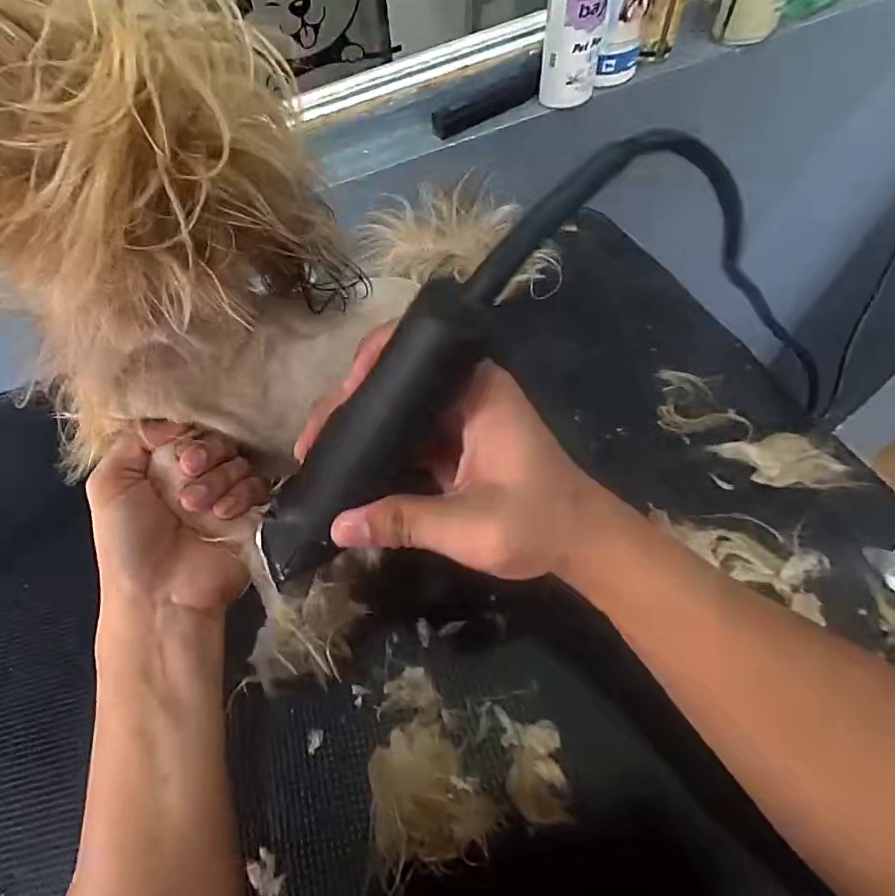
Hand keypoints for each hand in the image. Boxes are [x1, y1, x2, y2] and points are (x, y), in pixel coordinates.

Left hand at [86, 424, 268, 613]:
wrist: (160, 595)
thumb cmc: (127, 543)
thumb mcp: (109, 485)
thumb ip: (133, 440)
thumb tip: (174, 422)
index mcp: (164, 464)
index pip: (188, 428)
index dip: (187, 433)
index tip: (177, 452)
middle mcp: (197, 475)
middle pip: (218, 440)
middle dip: (205, 453)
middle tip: (188, 474)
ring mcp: (226, 493)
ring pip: (239, 461)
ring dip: (218, 480)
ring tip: (196, 507)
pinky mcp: (251, 512)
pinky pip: (259, 485)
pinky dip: (241, 495)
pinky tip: (223, 514)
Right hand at [295, 324, 632, 579]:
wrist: (580, 543)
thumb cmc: (538, 524)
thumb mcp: (470, 526)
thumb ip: (405, 522)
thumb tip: (337, 525)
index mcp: (477, 389)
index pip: (415, 353)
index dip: (369, 364)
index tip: (340, 399)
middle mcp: (465, 392)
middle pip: (396, 380)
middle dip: (351, 403)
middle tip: (313, 439)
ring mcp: (458, 417)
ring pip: (397, 408)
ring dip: (360, 426)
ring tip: (318, 452)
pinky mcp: (452, 443)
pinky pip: (406, 434)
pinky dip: (378, 447)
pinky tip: (347, 466)